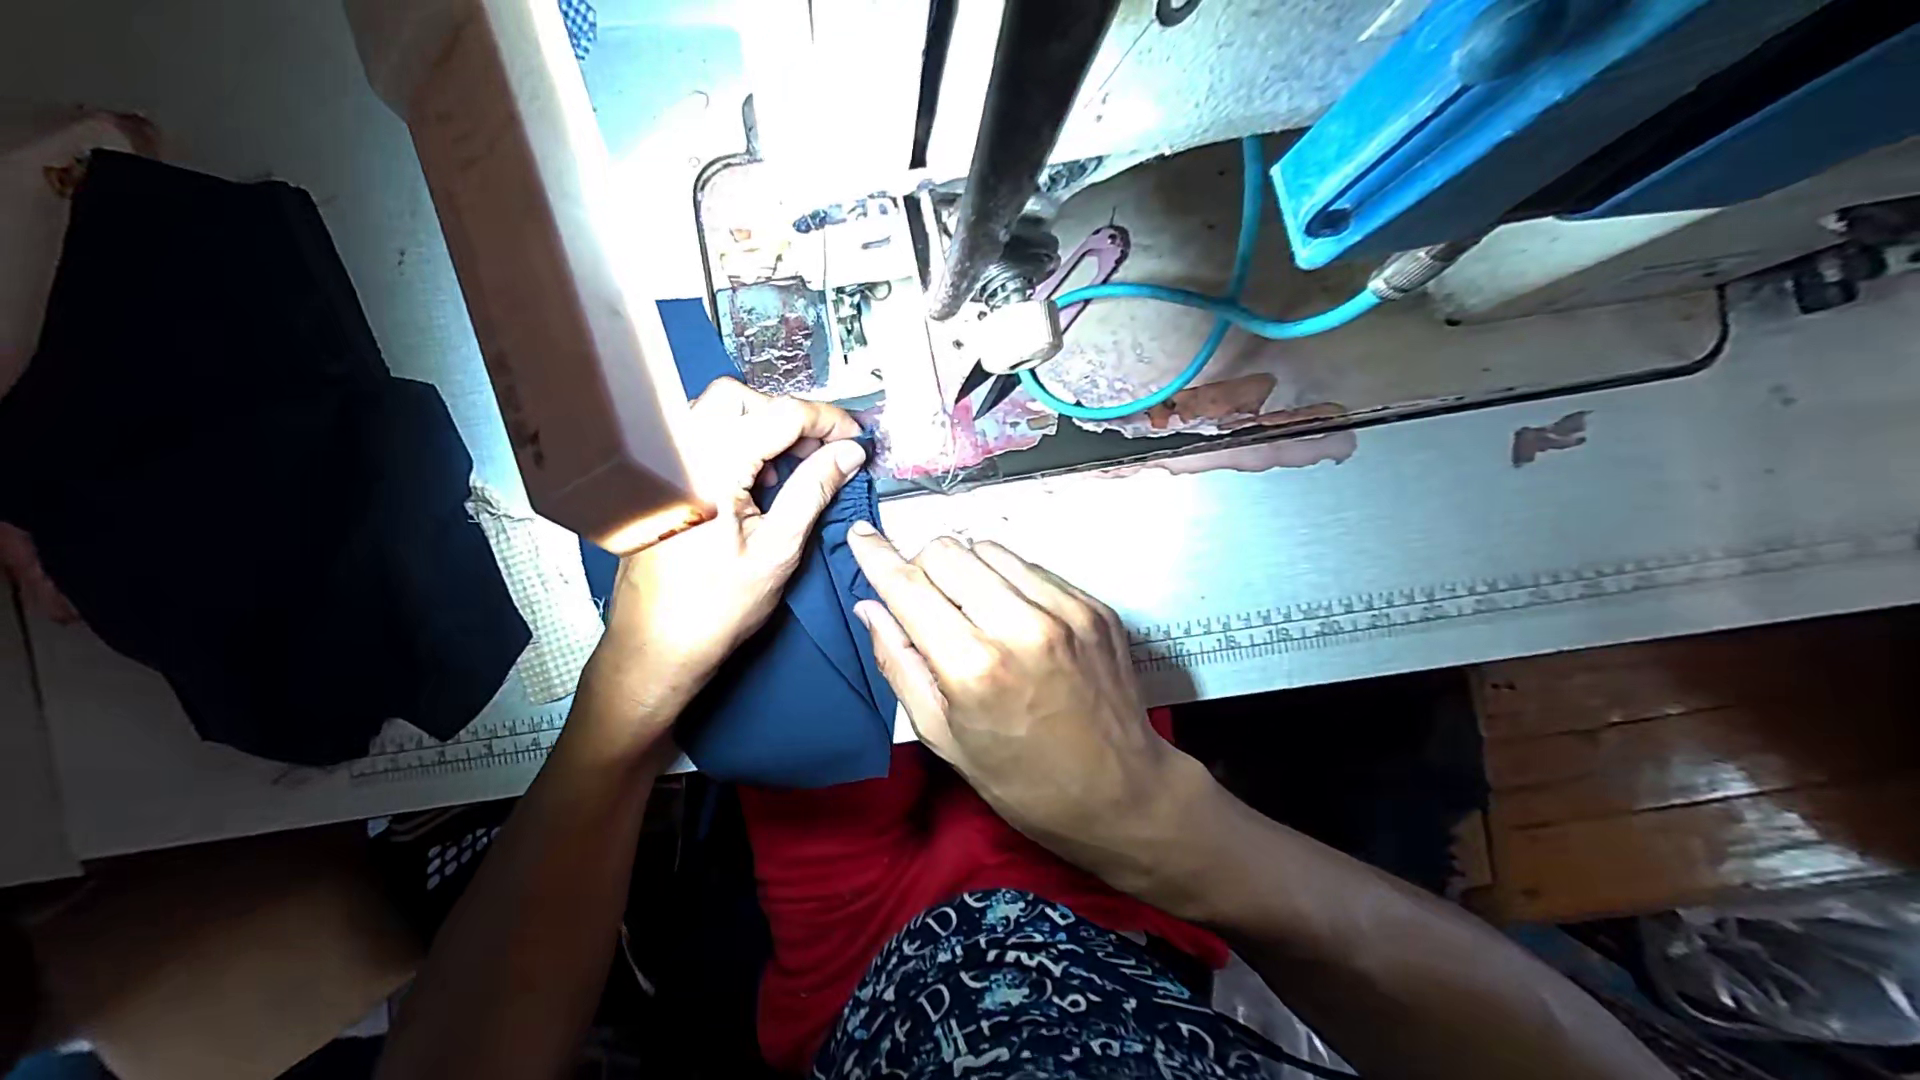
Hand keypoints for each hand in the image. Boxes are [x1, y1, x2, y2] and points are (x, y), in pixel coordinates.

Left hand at [580, 379, 864, 729]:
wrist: (656, 646)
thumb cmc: (714, 610)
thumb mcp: (778, 550)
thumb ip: (814, 490)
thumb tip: (848, 453)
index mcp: (709, 468)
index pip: (780, 415)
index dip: (827, 420)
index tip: (856, 437)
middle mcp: (677, 454)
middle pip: (741, 398)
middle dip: (788, 415)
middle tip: (823, 449)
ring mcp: (662, 465)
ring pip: (717, 412)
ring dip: (761, 427)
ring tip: (790, 469)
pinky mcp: (659, 479)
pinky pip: (699, 437)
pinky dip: (736, 443)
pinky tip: (756, 481)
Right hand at [846, 526, 1198, 886]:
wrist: (1119, 792)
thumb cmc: (1020, 780)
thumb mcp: (943, 736)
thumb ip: (899, 663)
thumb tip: (870, 605)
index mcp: (973, 667)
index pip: (909, 585)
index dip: (875, 556)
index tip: (859, 534)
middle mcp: (1020, 626)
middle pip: (947, 550)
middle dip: (923, 567)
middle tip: (927, 601)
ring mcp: (1065, 610)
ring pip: (989, 549)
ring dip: (967, 570)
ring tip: (974, 611)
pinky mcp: (1093, 606)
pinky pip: (1032, 566)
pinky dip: (1009, 581)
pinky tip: (1015, 618)